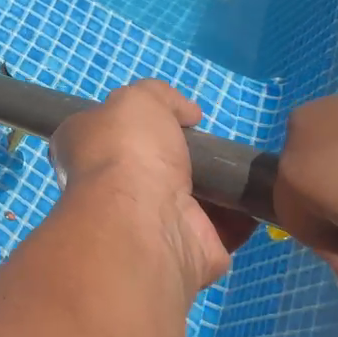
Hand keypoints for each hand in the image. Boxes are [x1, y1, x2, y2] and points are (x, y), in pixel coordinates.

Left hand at [50, 80, 254, 295]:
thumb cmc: (128, 148)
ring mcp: (147, 215)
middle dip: (177, 154)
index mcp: (79, 143)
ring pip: (186, 193)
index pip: (102, 127)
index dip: (129, 119)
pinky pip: (222, 223)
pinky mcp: (189, 242)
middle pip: (147, 161)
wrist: (149, 217)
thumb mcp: (136, 100)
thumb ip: (158, 95)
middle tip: (205, 144)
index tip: (164, 116)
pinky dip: (241, 212)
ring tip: (234, 167)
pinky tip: (258, 195)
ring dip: (212, 183)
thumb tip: (187, 112)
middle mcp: (106, 180)